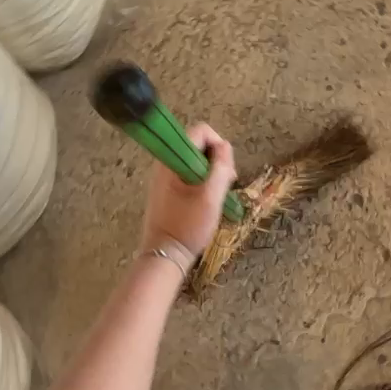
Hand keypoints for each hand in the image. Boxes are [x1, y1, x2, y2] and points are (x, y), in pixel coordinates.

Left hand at [141, 123, 235, 256]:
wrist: (164, 258)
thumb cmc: (187, 226)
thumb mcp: (211, 197)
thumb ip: (221, 167)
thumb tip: (225, 146)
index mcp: (172, 160)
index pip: (200, 131)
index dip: (218, 143)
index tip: (225, 167)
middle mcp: (165, 163)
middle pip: (198, 143)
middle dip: (217, 158)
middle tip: (226, 182)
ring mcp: (164, 176)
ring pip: (195, 158)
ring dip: (211, 170)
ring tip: (219, 193)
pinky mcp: (166, 188)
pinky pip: (189, 171)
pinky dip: (203, 179)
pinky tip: (208, 198)